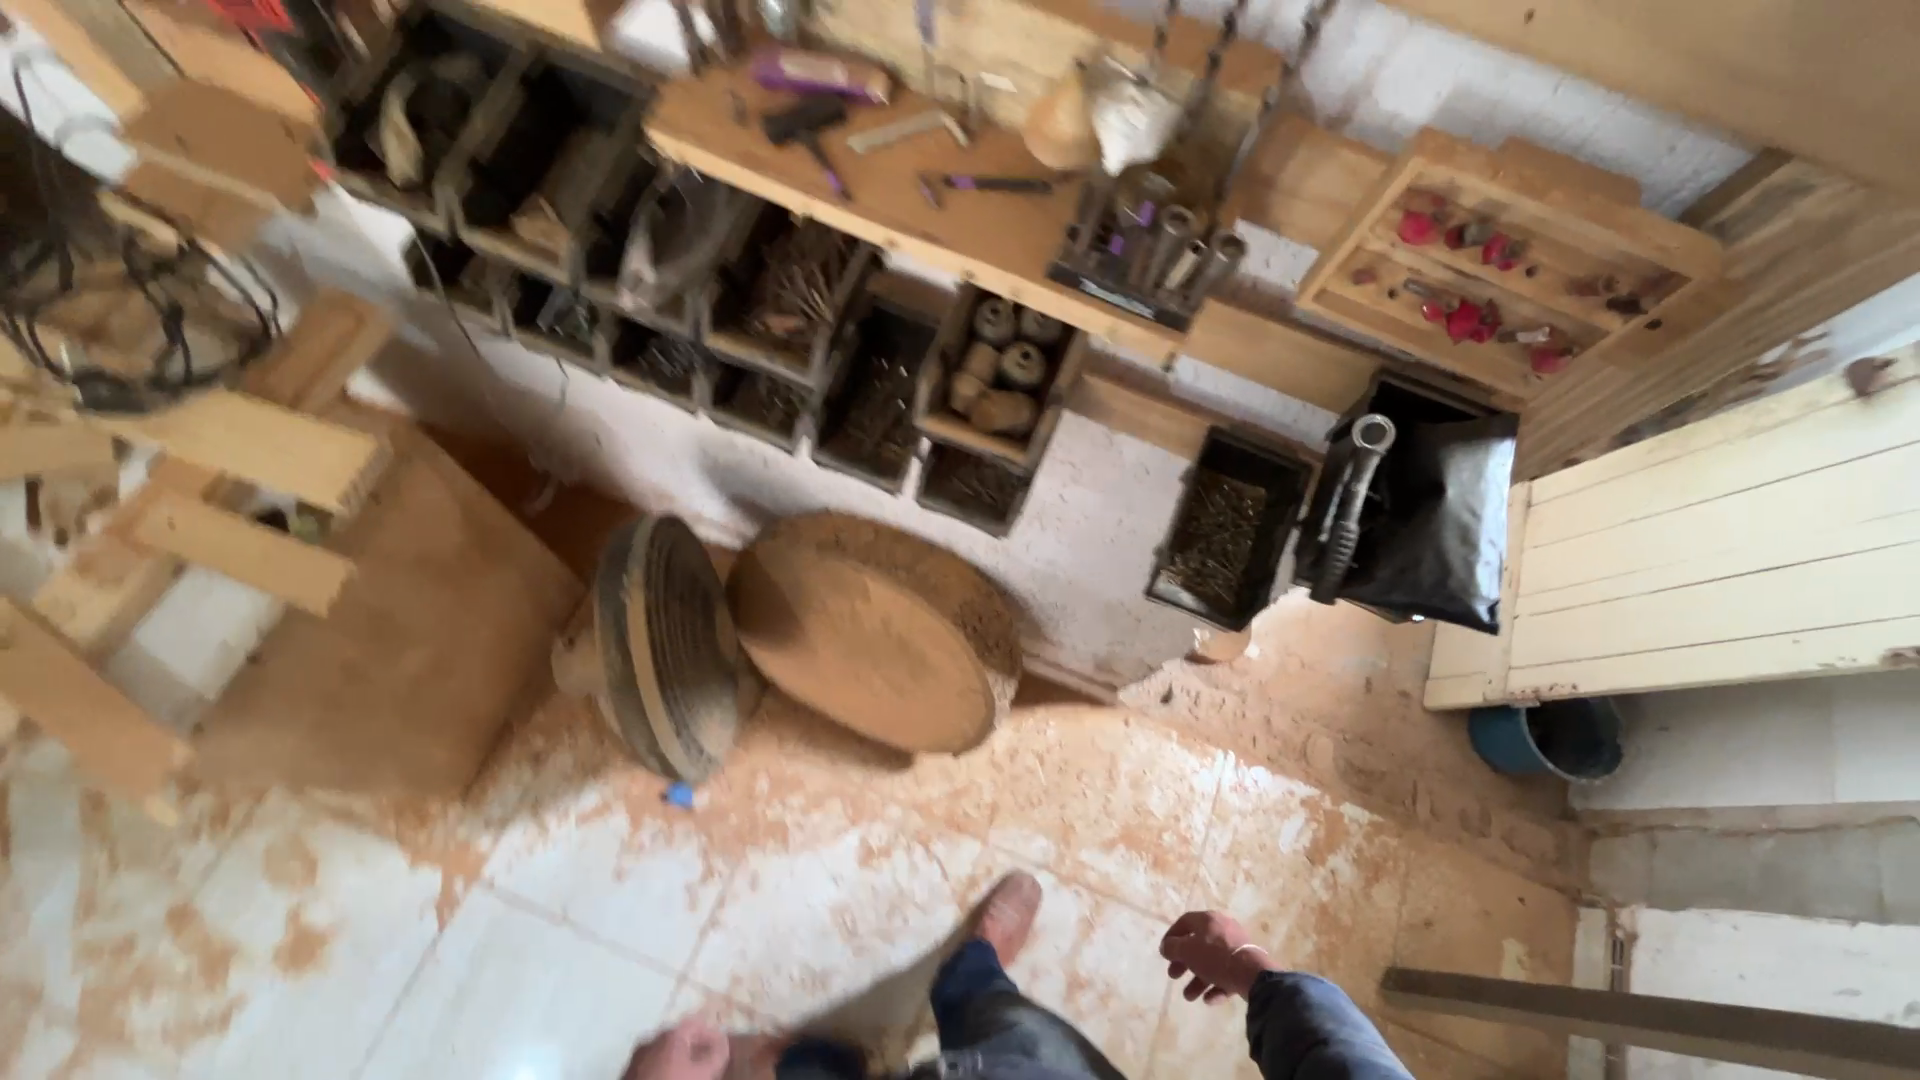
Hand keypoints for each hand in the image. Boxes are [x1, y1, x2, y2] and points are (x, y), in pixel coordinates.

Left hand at [625, 1017, 730, 1079]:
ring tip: (687, 1073)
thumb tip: (723, 1041)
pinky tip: (667, 1078)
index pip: (698, 1022)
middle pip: (679, 1036)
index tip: (720, 1049)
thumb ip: (718, 1054)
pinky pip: (651, 1065)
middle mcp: (652, 1038)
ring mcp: (636, 1057)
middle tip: (706, 1063)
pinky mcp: (627, 1074)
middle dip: (694, 1048)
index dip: (712, 1034)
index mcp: (671, 1033)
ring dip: (677, 1060)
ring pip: (663, 1052)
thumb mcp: (704, 1073)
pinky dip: (662, 1070)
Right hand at [1159, 911, 1277, 1004]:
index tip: (1164, 953)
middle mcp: (1222, 930)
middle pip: (1197, 945)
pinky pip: (1226, 975)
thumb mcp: (1187, 951)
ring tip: (1189, 996)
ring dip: (1198, 979)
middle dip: (1184, 963)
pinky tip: (1208, 1000)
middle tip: (1173, 975)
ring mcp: (1236, 948)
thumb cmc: (1215, 957)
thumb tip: (1165, 947)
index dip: (1171, 937)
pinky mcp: (1247, 966)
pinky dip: (1215, 986)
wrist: (1253, 974)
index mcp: (1208, 920)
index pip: (1184, 923)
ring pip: (1212, 963)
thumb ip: (1172, 948)